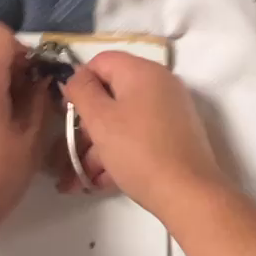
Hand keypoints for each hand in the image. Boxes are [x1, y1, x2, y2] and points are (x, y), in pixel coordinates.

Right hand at [61, 52, 229, 220]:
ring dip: (100, 146)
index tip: (67, 112)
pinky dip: (121, 151)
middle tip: (73, 152)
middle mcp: (160, 84)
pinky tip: (103, 181)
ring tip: (82, 179)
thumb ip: (82, 91)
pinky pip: (140, 135)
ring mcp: (171, 110)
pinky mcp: (176, 135)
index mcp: (142, 71)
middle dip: (88, 125)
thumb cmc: (138, 150)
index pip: (101, 61)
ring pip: (125, 120)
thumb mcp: (100, 119)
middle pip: (113, 94)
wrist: (188, 193)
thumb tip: (77, 77)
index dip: (80, 84)